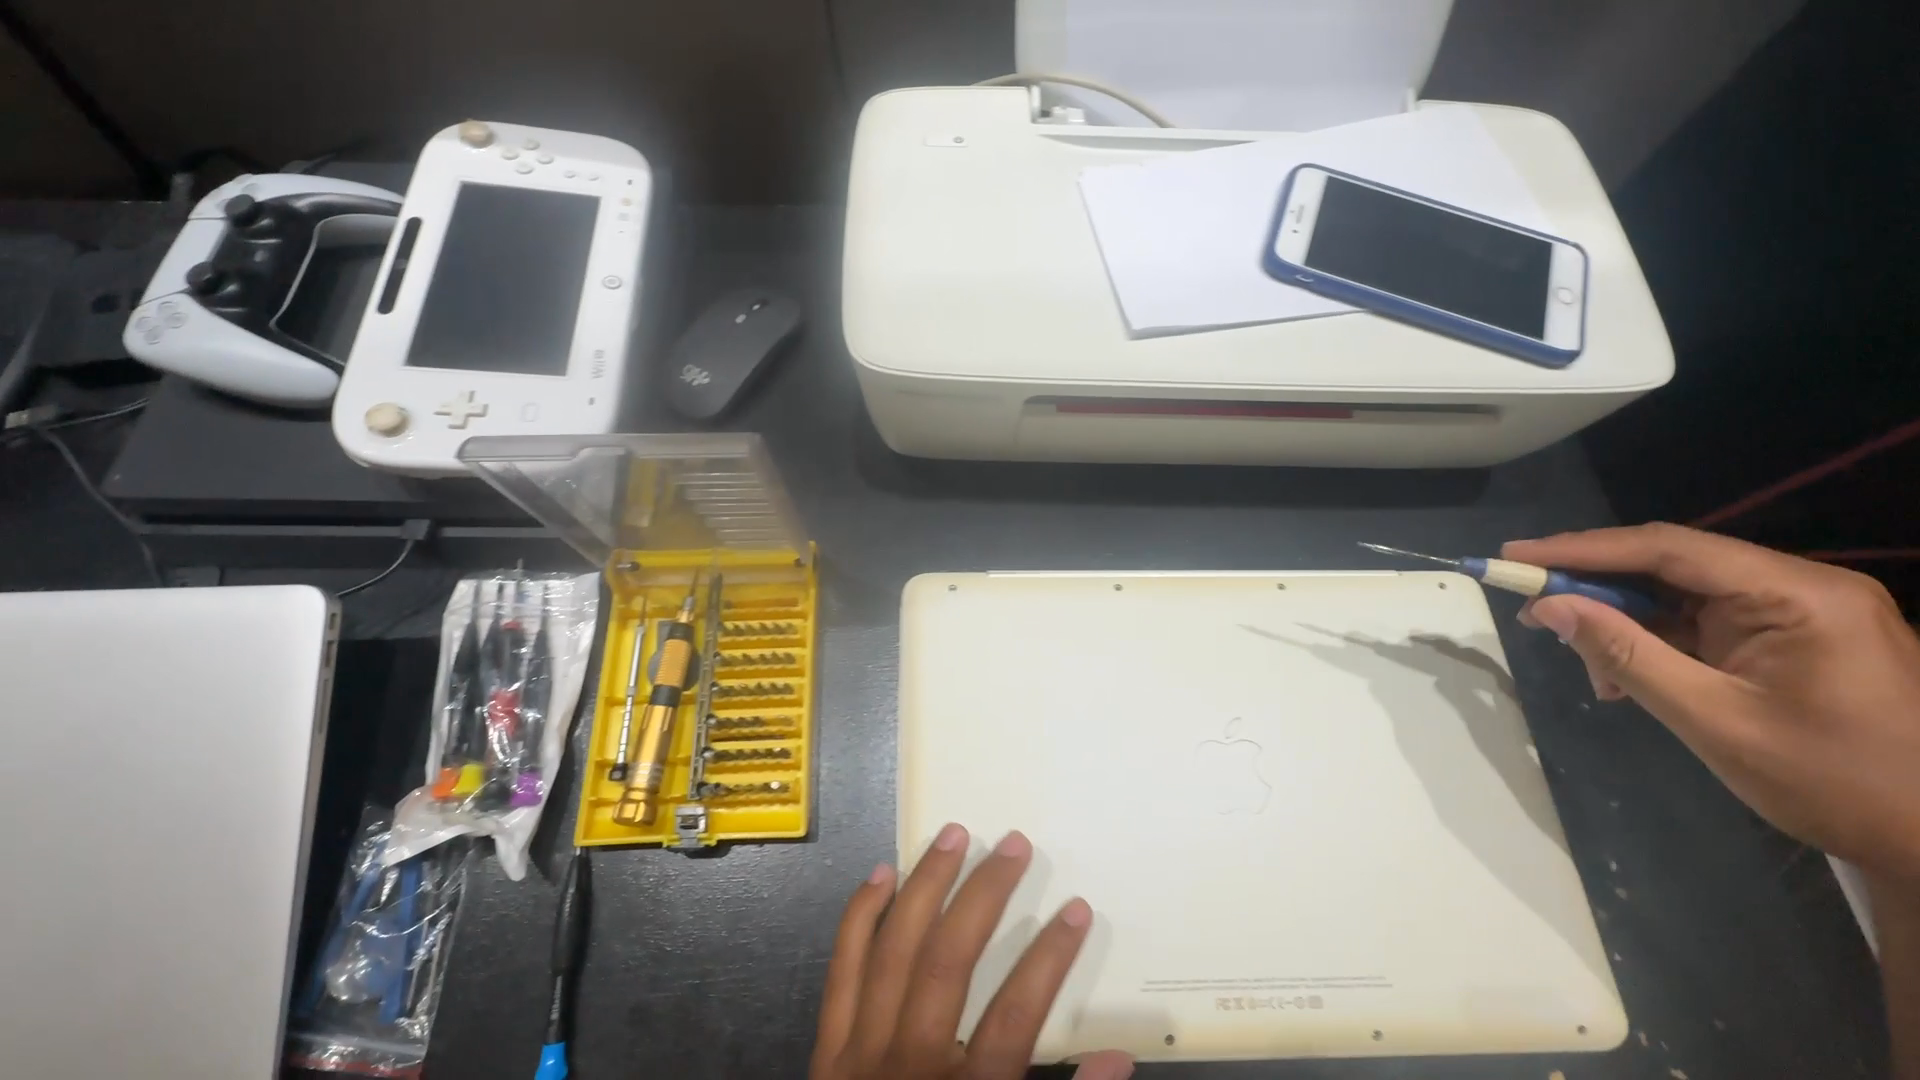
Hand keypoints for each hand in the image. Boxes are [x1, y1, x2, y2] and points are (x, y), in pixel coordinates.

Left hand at [811, 824, 1132, 1079]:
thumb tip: (1120, 1056)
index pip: (1015, 1015)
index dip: (1049, 959)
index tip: (1076, 909)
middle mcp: (909, 1061)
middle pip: (948, 962)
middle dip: (984, 896)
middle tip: (1014, 845)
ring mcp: (860, 1052)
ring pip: (893, 950)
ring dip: (925, 887)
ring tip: (953, 837)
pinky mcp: (827, 1049)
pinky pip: (841, 970)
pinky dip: (859, 917)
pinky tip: (882, 874)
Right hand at [1507, 524, 1919, 884]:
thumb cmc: (1831, 783)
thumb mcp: (1712, 720)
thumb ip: (1626, 655)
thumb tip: (1548, 608)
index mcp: (1798, 595)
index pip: (1668, 549)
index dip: (1582, 549)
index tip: (1515, 556)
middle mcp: (1800, 587)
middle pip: (1671, 565)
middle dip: (1596, 588)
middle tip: (1532, 611)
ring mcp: (1798, 612)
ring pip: (1679, 595)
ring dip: (1622, 624)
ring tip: (1592, 672)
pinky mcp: (1790, 638)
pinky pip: (1701, 623)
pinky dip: (1653, 644)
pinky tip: (1626, 678)